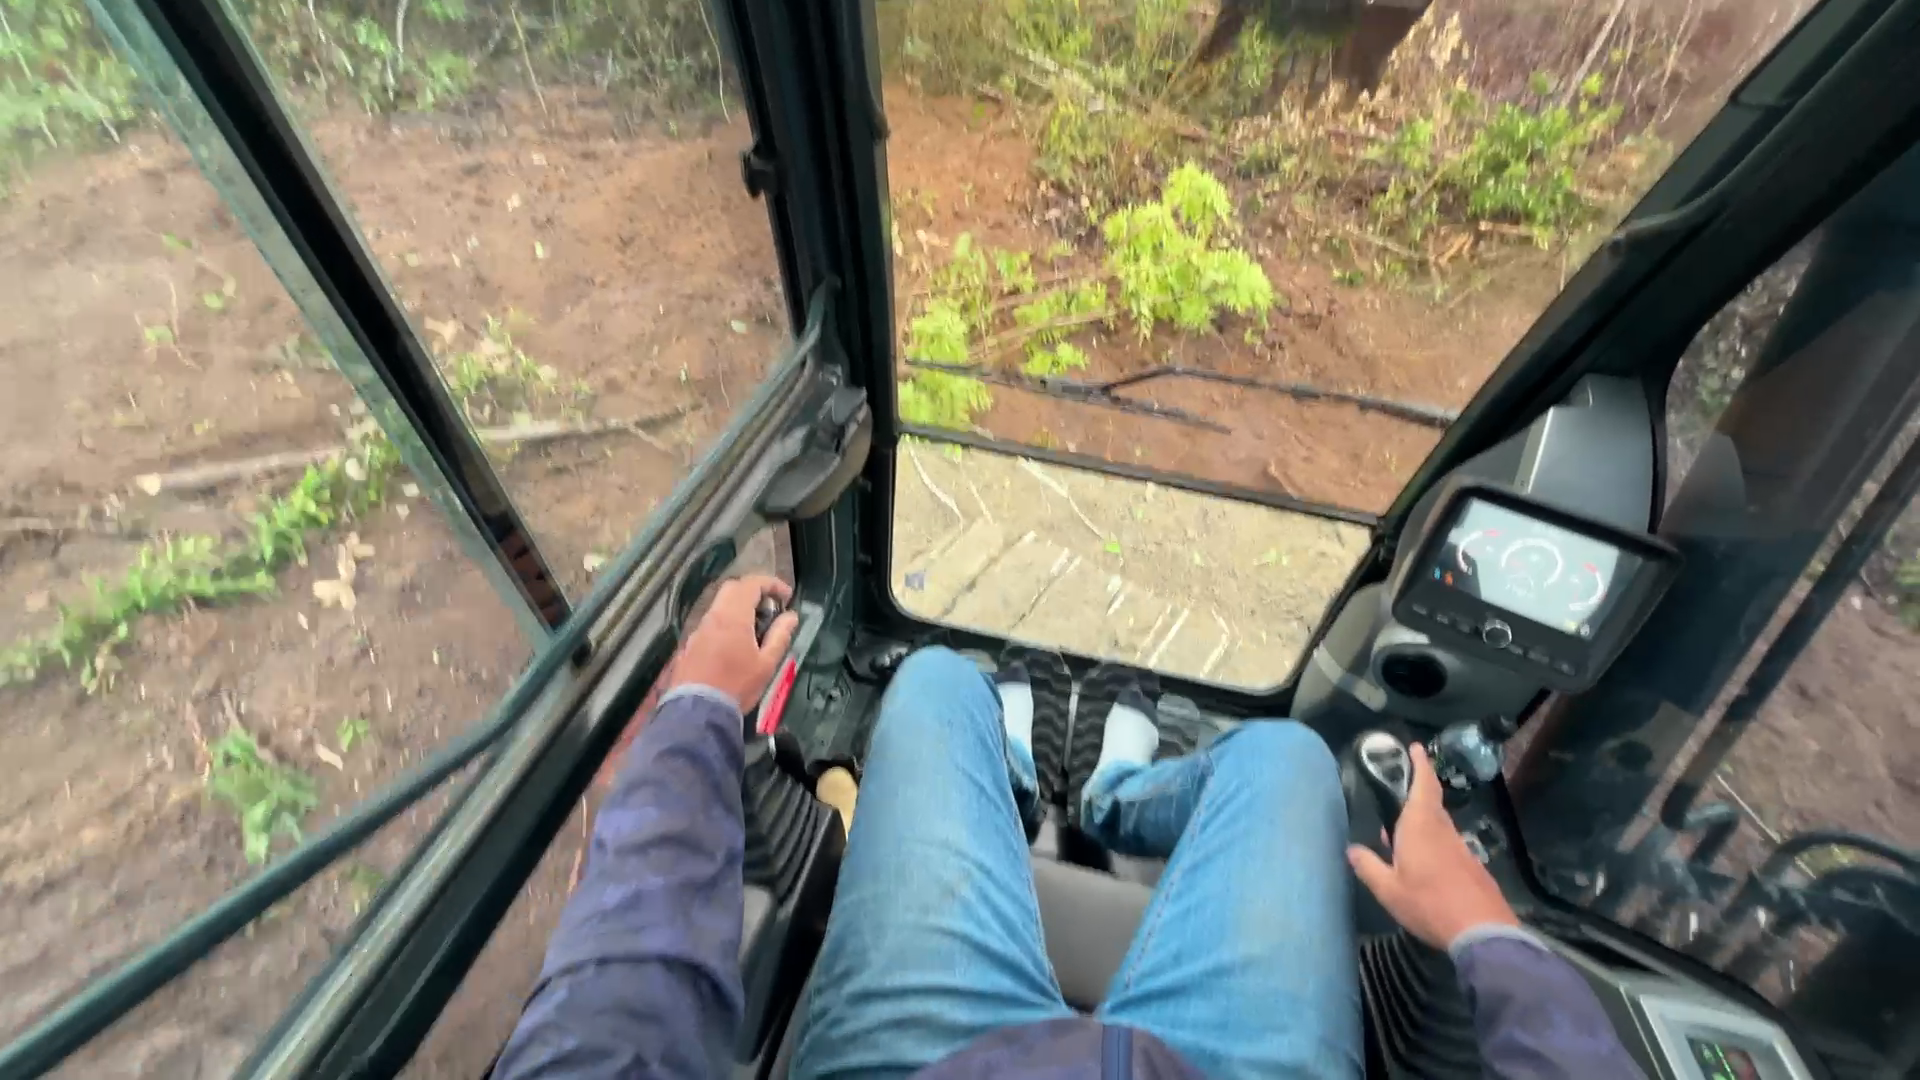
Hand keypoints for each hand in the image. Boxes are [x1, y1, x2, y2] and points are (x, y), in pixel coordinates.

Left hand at [667, 575, 798, 709]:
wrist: (697, 712)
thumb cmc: (737, 686)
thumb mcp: (767, 664)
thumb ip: (780, 636)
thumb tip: (791, 616)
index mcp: (733, 617)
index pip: (751, 584)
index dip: (771, 584)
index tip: (787, 596)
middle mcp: (712, 617)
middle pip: (732, 588)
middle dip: (754, 591)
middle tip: (771, 608)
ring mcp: (698, 630)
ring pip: (719, 605)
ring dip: (739, 607)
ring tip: (756, 628)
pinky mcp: (690, 645)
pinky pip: (711, 622)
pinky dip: (727, 622)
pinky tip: (735, 644)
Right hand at [1347, 742, 1518, 949]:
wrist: (1485, 936)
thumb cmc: (1429, 904)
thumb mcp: (1388, 889)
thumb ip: (1368, 866)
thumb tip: (1352, 849)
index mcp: (1421, 828)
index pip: (1424, 786)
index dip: (1420, 765)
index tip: (1416, 748)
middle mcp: (1444, 832)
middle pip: (1430, 806)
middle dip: (1413, 800)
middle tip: (1392, 808)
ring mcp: (1462, 851)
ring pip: (1439, 829)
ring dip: (1421, 828)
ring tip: (1401, 845)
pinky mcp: (1474, 870)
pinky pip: (1448, 848)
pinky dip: (1433, 848)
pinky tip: (1424, 870)